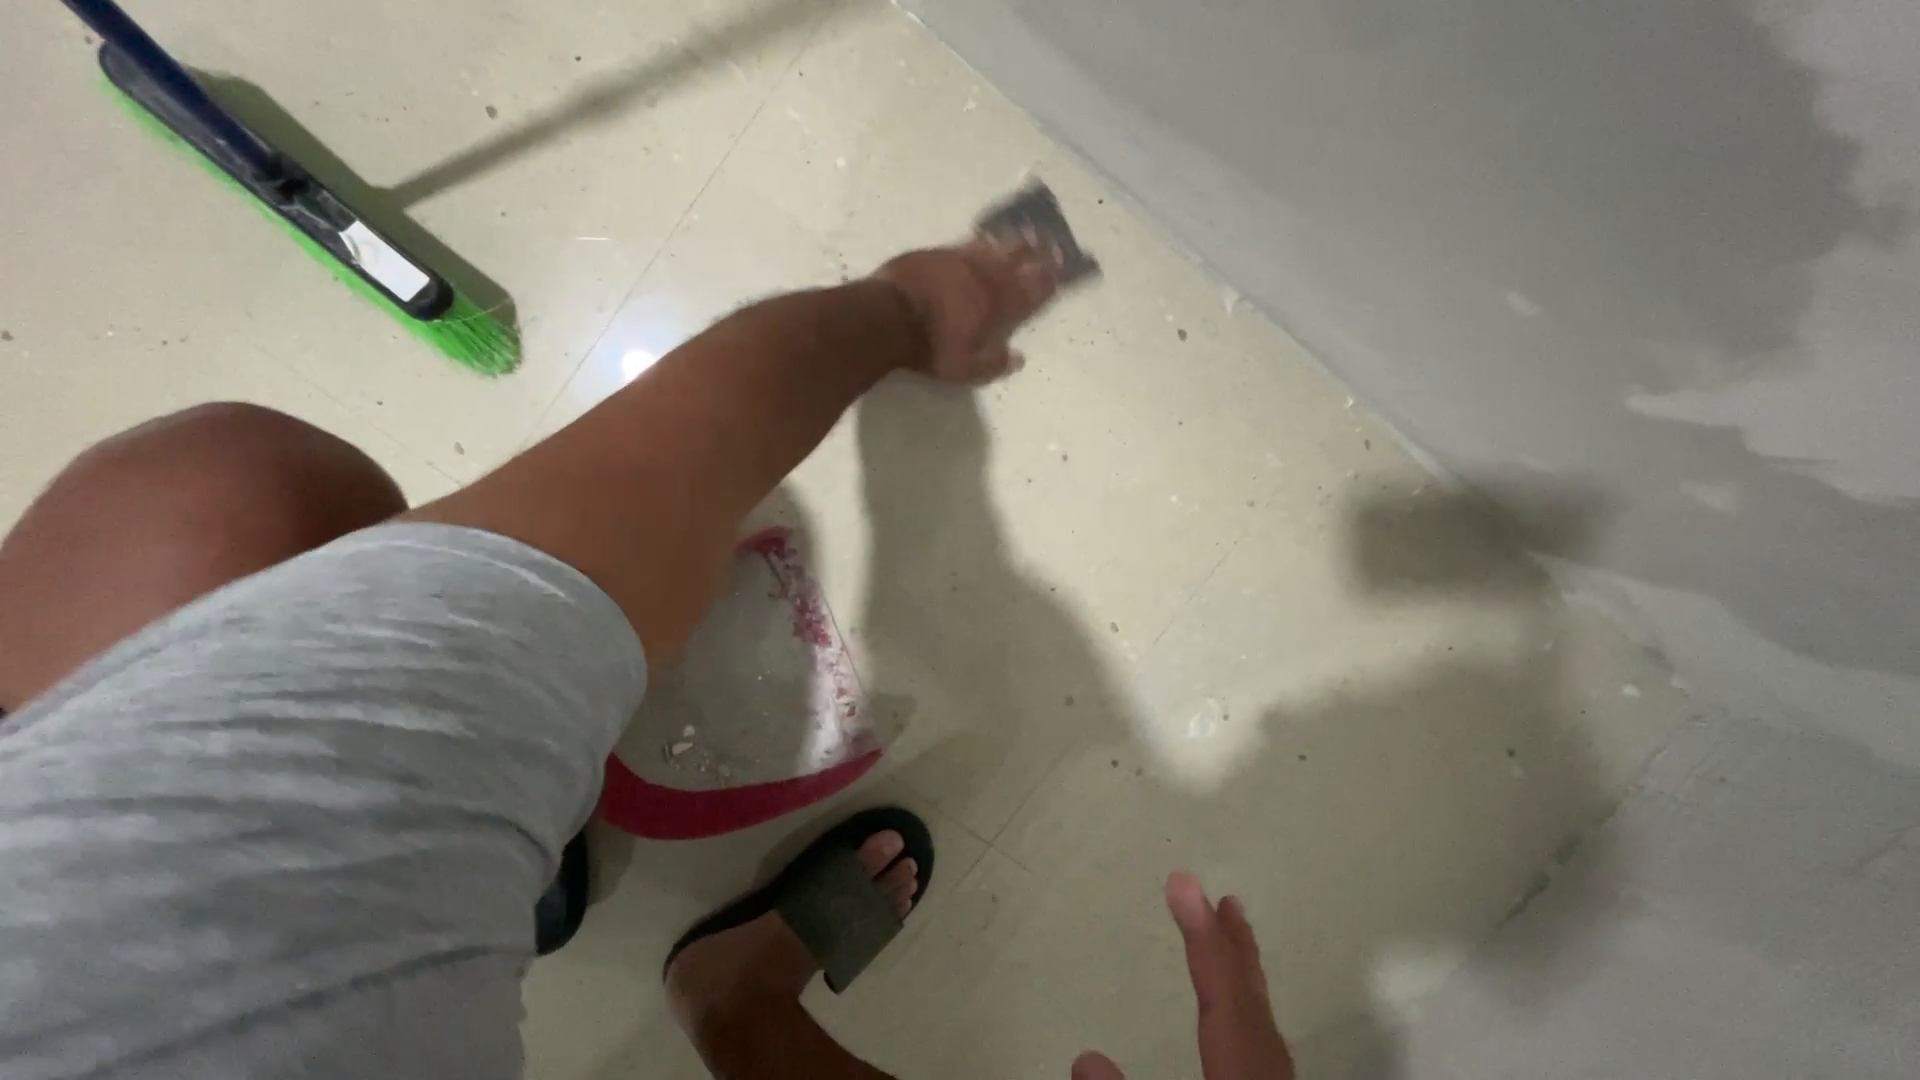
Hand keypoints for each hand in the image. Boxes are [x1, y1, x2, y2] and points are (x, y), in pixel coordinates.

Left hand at [872, 232, 1064, 383]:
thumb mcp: (966, 368)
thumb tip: (1018, 357)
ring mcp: (961, 262)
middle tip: (1056, 241)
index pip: (1031, 293)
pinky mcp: (938, 253)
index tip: (1065, 270)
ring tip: (1031, 231)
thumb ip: (994, 362)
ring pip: (996, 248)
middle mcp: (985, 280)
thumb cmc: (931, 348)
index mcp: (997, 308)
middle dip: (1039, 255)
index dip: (1049, 282)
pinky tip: (988, 235)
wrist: (890, 317)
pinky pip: (969, 242)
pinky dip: (983, 239)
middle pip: (1018, 264)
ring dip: (1015, 241)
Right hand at [1072, 872, 1293, 1079]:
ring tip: (1233, 930)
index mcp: (1240, 1070)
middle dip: (1232, 944)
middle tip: (1224, 897)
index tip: (1181, 880)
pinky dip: (1249, 1005)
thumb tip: (1081, 1057)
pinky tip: (1240, 1009)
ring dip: (1243, 971)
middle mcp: (1264, 1070)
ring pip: (1261, 1019)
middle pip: (1248, 998)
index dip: (1200, 933)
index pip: (1219, 991)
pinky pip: (1263, 1039)